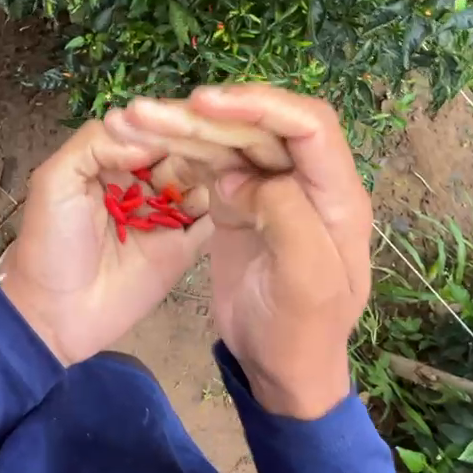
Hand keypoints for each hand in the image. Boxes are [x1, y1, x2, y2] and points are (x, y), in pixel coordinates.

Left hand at [0, 120, 214, 365]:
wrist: (56, 314)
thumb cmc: (49, 244)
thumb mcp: (55, 181)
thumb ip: (95, 145)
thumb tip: (148, 138)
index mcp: (113, 162)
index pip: (150, 130)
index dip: (170, 122)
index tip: (190, 117)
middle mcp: (144, 183)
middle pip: (182, 151)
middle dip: (194, 147)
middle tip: (200, 154)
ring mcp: (167, 215)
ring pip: (203, 180)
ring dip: (211, 171)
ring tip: (215, 172)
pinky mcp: (184, 247)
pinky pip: (212, 220)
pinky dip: (224, 204)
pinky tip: (229, 195)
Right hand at [117, 86, 372, 417]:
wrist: (279, 370)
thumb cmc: (301, 332)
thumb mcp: (307, 283)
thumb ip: (289, 219)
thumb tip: (247, 175)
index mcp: (337, 195)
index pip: (309, 125)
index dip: (261, 104)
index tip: (207, 103)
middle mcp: (306, 181)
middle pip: (261, 126)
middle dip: (208, 112)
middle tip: (150, 110)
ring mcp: (270, 189)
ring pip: (230, 141)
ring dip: (184, 127)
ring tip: (135, 116)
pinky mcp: (238, 202)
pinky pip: (210, 164)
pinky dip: (179, 150)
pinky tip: (146, 140)